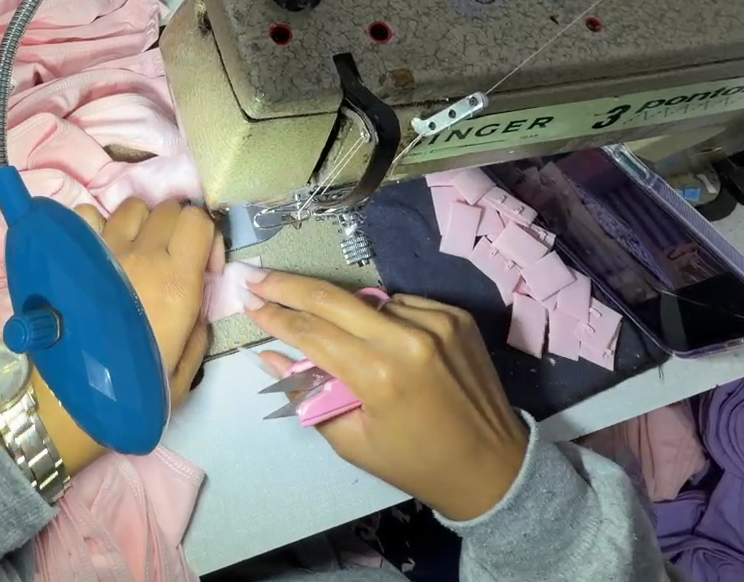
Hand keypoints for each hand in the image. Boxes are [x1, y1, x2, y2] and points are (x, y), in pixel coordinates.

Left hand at [32, 200, 218, 471]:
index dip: (206, 235)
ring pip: (132, 206)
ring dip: (141, 223)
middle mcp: (142, 256)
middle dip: (176, 227)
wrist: (74, 400)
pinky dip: (96, 225)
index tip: (203, 264)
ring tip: (137, 251)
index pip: (198, 220)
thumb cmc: (136, 389)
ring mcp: (104, 251)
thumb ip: (199, 328)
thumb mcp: (186, 368)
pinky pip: (87, 217)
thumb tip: (196, 302)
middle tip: (171, 257)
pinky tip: (101, 249)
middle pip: (168, 208)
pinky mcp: (73, 256)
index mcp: (176, 281)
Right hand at [246, 272, 529, 520]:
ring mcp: (434, 320)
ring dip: (343, 310)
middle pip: (330, 297)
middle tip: (257, 275)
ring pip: (366, 300)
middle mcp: (405, 338)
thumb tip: (267, 355)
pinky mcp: (454, 315)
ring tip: (343, 336)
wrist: (495, 468)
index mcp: (378, 375)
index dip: (274, 315)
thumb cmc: (415, 462)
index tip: (248, 301)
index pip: (310, 332)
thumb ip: (305, 394)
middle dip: (287, 284)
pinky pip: (400, 303)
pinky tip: (388, 341)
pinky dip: (384, 316)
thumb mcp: (353, 440)